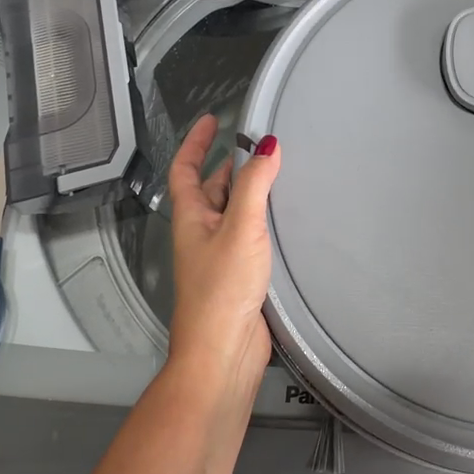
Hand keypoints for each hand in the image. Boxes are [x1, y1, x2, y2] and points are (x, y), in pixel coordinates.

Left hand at [167, 115, 281, 380]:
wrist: (223, 353)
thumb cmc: (222, 288)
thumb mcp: (240, 227)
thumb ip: (254, 185)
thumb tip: (268, 144)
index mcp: (191, 217)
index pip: (186, 170)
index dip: (196, 143)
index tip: (212, 120)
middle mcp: (202, 232)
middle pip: (212, 188)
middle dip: (230, 164)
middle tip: (259, 144)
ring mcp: (220, 255)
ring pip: (233, 211)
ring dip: (250, 190)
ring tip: (279, 171)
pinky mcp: (240, 274)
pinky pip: (250, 234)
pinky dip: (264, 218)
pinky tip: (287, 217)